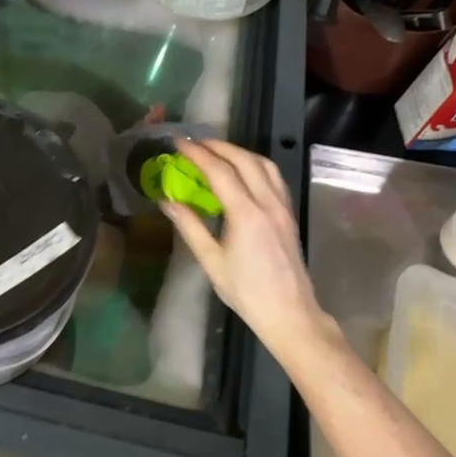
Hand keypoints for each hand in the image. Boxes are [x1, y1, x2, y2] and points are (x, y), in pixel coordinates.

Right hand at [162, 139, 323, 343]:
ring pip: (264, 164)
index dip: (198, 154)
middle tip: (194, 143)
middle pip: (244, 160)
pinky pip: (274, 177)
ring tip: (217, 151)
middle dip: (218, 146)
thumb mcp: (211, 261)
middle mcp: (268, 203)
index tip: (179, 143)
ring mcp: (282, 207)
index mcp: (246, 214)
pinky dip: (256, 164)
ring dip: (239, 152)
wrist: (289, 313)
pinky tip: (243, 170)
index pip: (220, 171)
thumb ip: (189, 226)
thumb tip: (166, 199)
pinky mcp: (289, 213)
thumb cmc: (246, 292)